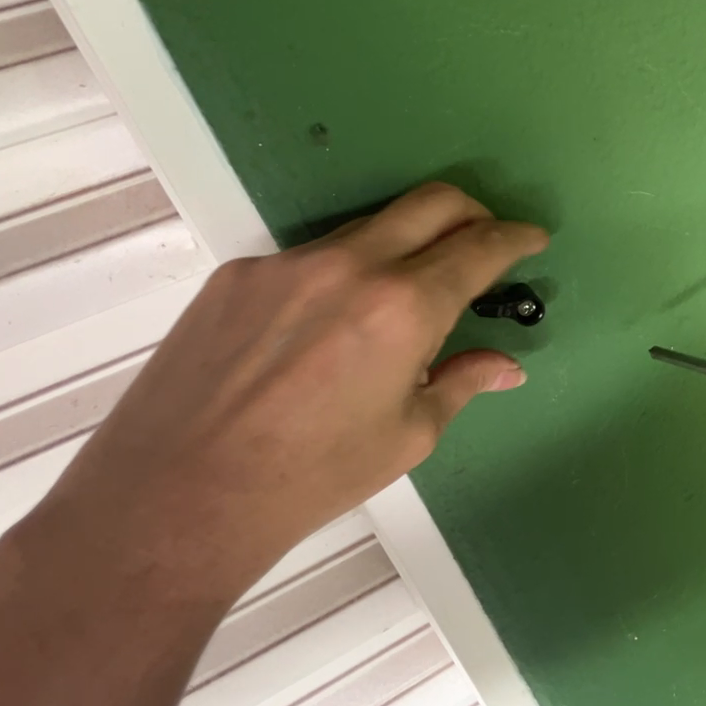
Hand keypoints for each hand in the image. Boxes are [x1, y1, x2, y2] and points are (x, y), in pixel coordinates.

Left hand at [24, 182, 549, 600]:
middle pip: (434, 202)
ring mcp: (289, 262)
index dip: (517, 237)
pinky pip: (313, 256)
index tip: (533, 238)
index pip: (480, 246)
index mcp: (404, 306)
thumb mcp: (407, 437)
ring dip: (408, 242)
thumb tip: (506, 366)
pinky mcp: (239, 273)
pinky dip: (346, 272)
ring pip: (371, 226)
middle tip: (486, 240)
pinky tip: (328, 325)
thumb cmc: (310, 479)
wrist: (172, 502)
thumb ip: (462, 382)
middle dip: (474, 212)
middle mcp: (351, 265)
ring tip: (405, 293)